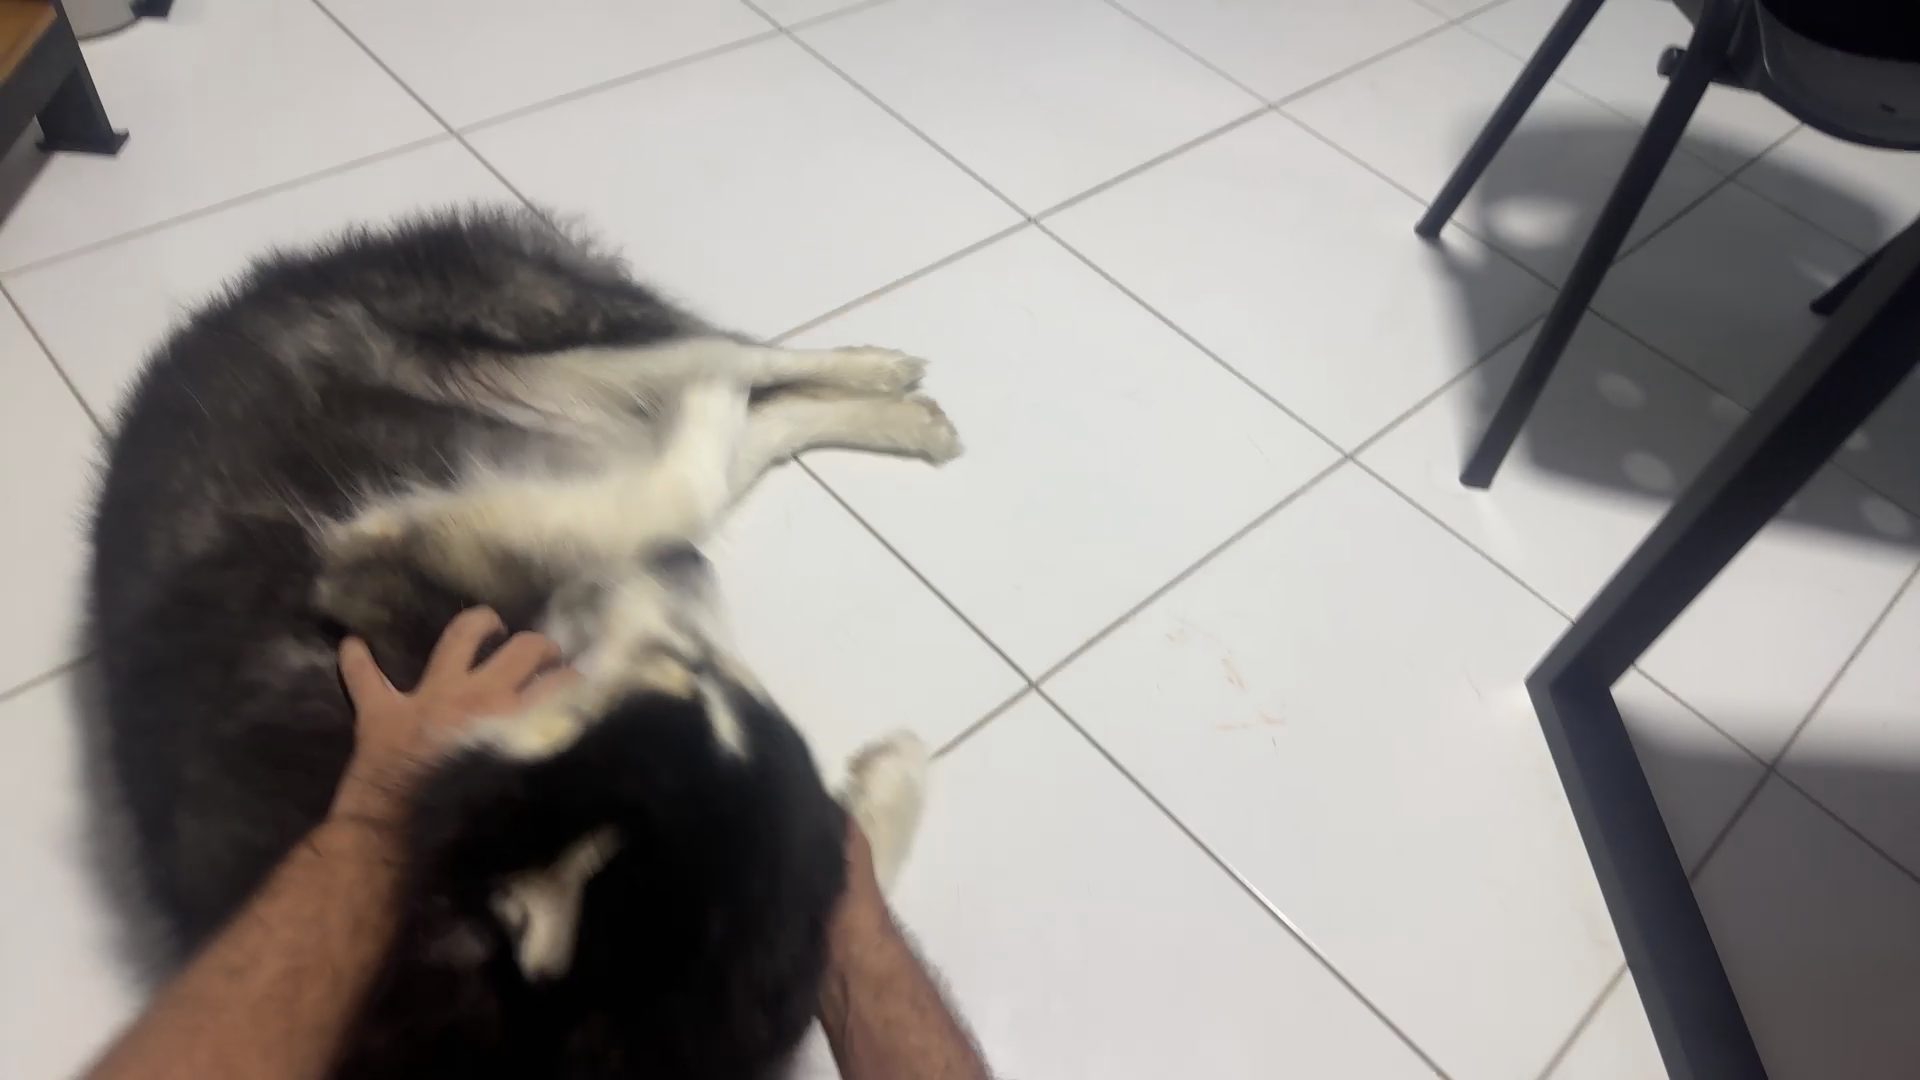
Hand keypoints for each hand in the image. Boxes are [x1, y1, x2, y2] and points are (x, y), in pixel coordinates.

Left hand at [331, 608, 570, 830]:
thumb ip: (541, 753)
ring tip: (491, 625)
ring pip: (457, 639)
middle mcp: (476, 695)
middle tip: (546, 658)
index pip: (562, 682)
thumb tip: (569, 737)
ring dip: (477, 625)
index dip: (578, 680)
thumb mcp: (519, 788)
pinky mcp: (382, 713)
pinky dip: (359, 661)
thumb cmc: (465, 822)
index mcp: (514, 717)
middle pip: (524, 648)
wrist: (390, 841)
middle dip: (543, 647)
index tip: (584, 685)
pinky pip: (365, 679)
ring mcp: (428, 697)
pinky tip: (354, 644)